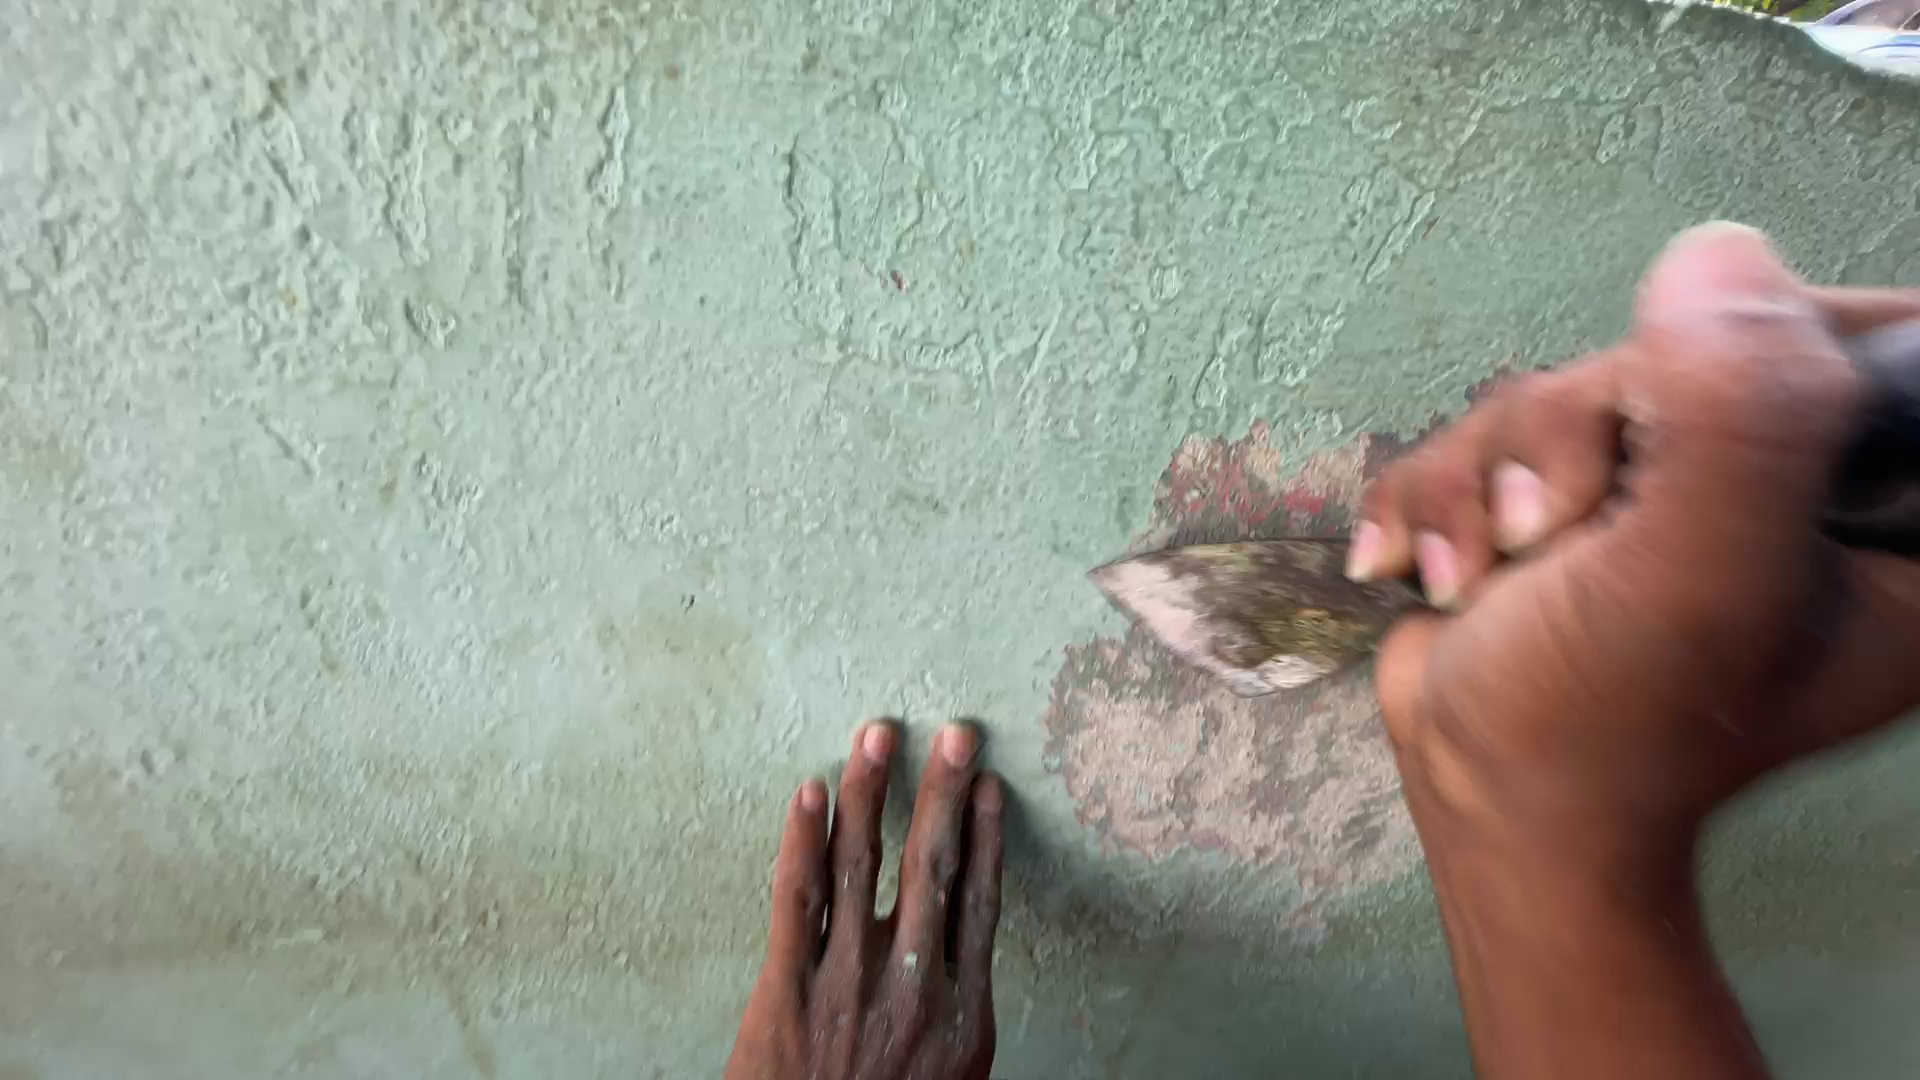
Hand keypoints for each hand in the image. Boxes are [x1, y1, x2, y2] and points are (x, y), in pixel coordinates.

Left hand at [725, 723, 1002, 1079]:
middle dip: (944, 791)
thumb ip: (961, 1003)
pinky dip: (802, 838)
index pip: (981, 899)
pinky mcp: (783, 989)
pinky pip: (796, 898)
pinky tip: (810, 791)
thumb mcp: (953, 1074)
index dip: (986, 835)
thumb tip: (971, 929)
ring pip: (861, 864)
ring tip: (878, 736)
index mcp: (959, 1010)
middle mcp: (909, 985)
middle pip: (933, 866)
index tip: (988, 784)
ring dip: (871, 792)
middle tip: (955, 734)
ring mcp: (844, 983)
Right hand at [1356, 222, 1919, 854]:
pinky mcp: (1527, 512)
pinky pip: (1459, 452)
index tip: (1651, 420)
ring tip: (1459, 576)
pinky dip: (1415, 506)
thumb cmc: (1596, 714)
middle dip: (1548, 447)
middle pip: (1645, 370)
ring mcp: (1628, 500)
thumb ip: (1735, 415)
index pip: (1861, 345)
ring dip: (1462, 488)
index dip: (1745, 346)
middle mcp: (1754, 491)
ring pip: (1527, 407)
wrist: (1471, 782)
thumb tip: (1713, 248)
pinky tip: (1405, 572)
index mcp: (1876, 512)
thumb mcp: (1687, 575)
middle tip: (1531, 536)